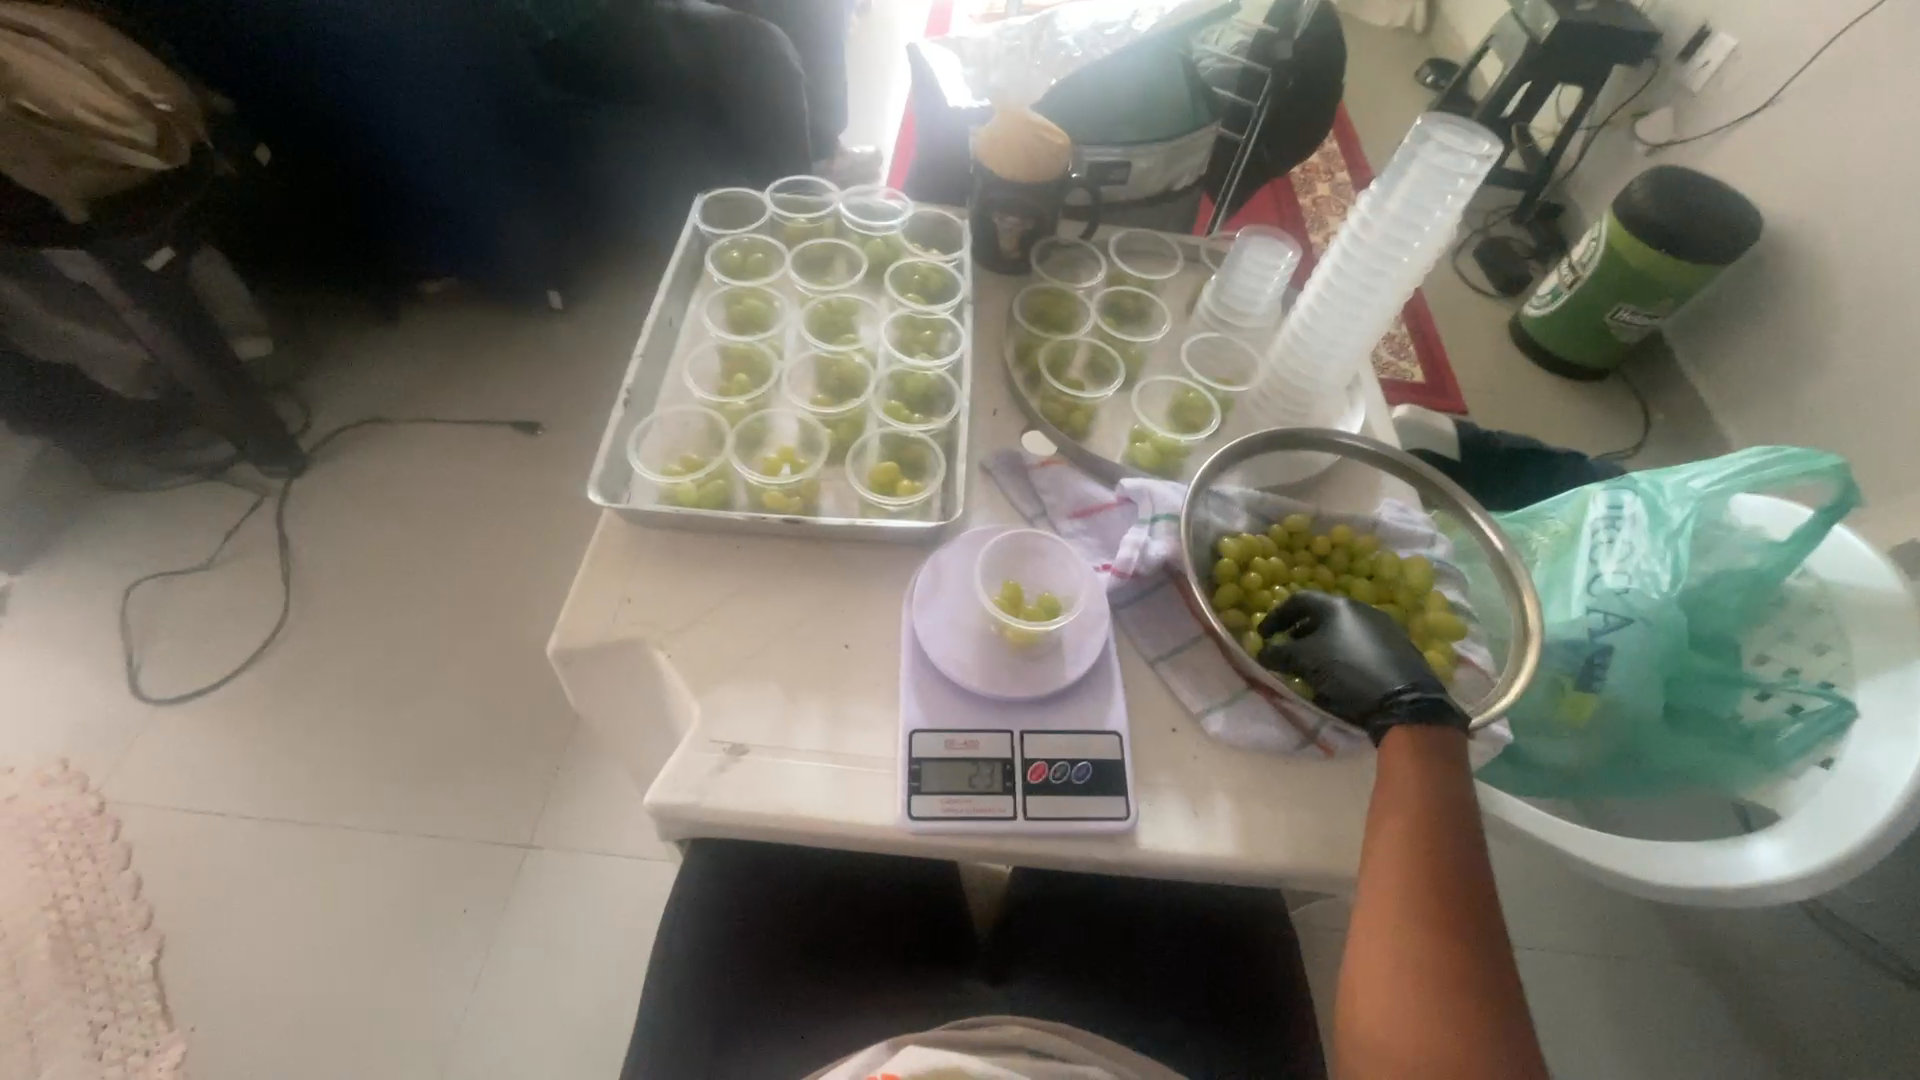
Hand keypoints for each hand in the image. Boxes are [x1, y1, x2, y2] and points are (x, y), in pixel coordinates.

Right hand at [1257, 592, 1466, 744]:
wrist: (1405, 702)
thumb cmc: (1347, 672)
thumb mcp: (1304, 662)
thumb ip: (1278, 654)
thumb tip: (1263, 652)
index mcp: (1337, 606)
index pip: (1298, 601)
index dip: (1275, 617)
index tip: (1263, 636)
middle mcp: (1361, 609)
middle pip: (1320, 615)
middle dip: (1298, 632)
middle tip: (1285, 650)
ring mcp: (1384, 628)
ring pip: (1341, 630)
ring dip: (1320, 643)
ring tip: (1310, 665)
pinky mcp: (1399, 648)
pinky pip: (1359, 644)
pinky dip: (1341, 653)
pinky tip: (1339, 674)